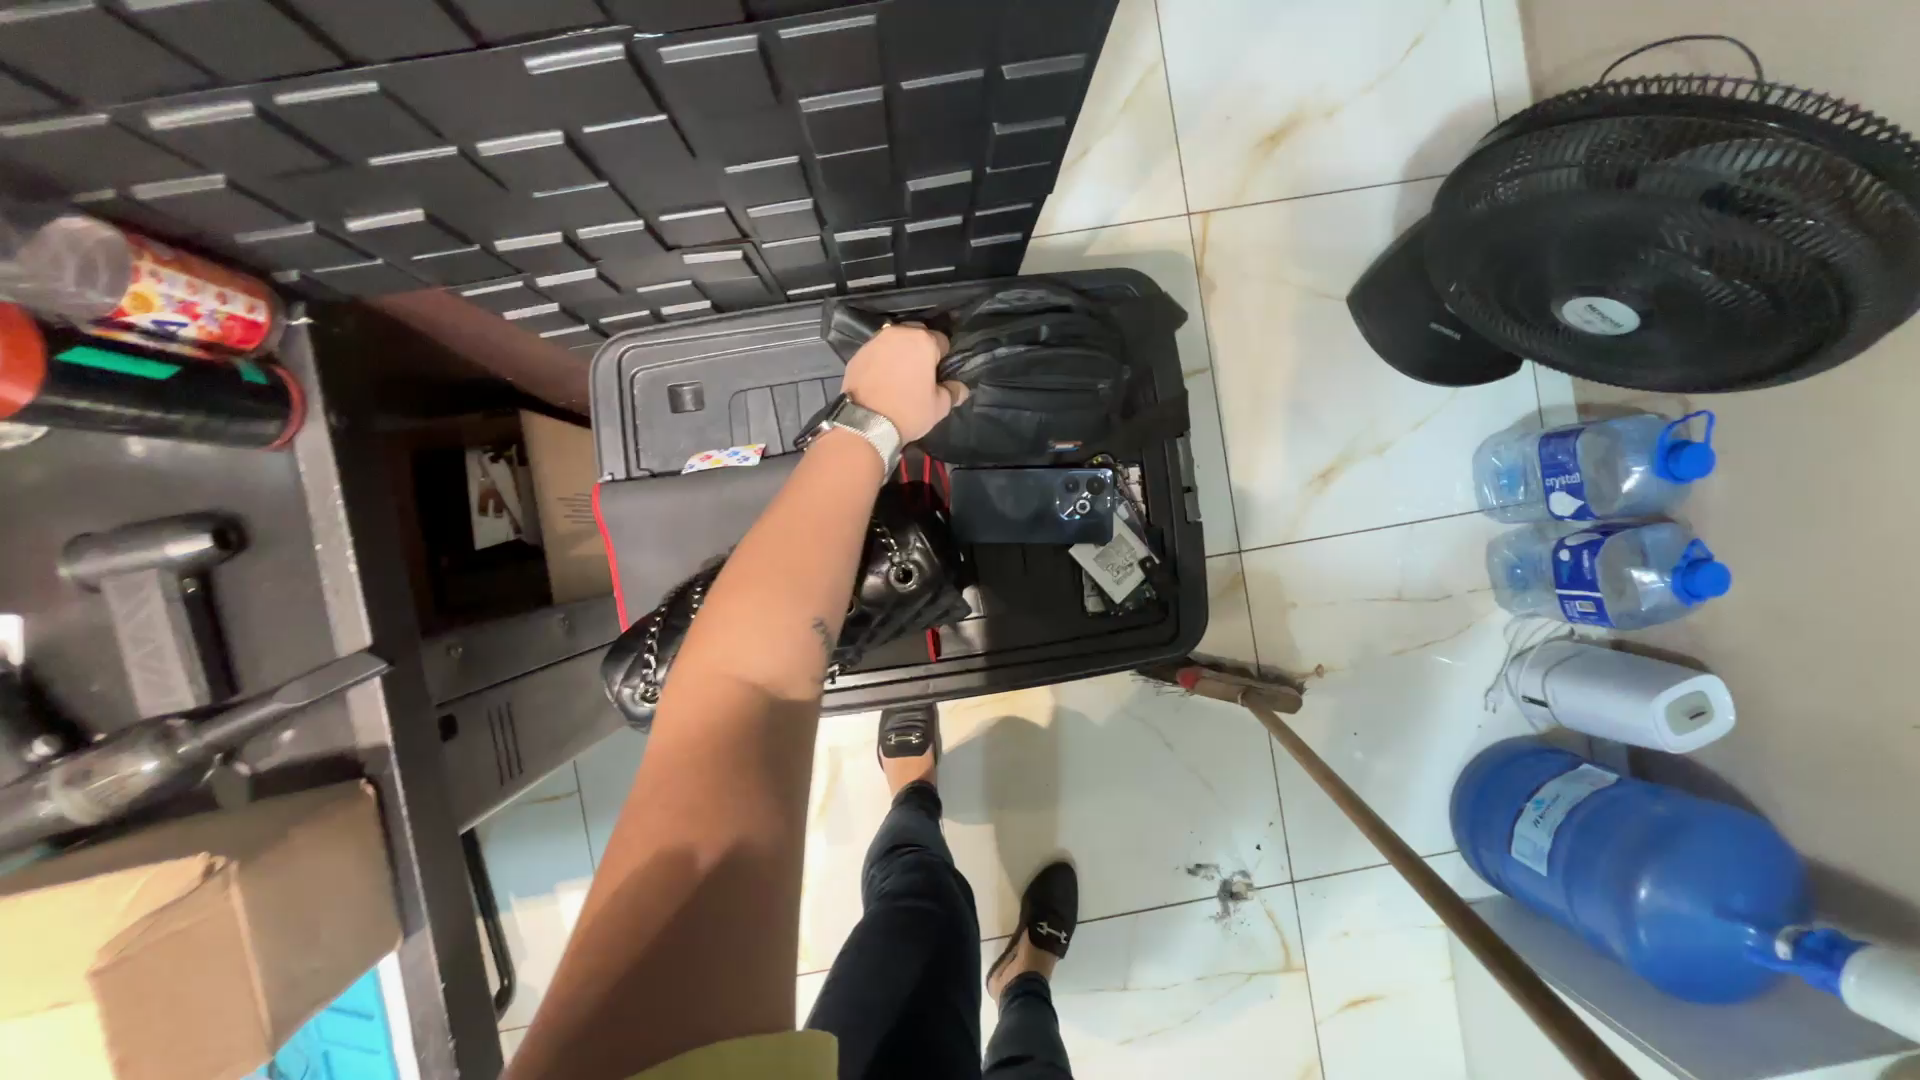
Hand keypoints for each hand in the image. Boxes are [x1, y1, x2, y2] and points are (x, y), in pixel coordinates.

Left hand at [841, 323, 954, 441]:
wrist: (865, 424)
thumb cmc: (908, 412)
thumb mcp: (939, 407)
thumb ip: (953, 392)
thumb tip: (960, 388)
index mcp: (923, 341)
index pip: (942, 341)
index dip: (943, 358)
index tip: (939, 374)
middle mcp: (898, 333)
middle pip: (917, 334)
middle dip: (921, 349)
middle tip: (920, 373)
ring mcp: (875, 342)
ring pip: (894, 341)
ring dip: (899, 352)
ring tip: (899, 376)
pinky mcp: (857, 354)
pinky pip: (876, 352)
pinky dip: (881, 360)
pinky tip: (881, 380)